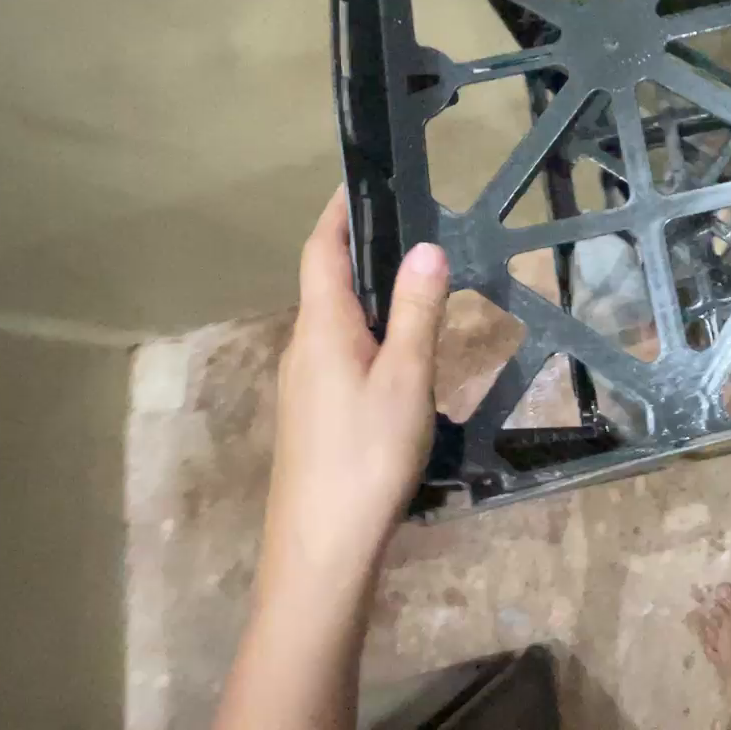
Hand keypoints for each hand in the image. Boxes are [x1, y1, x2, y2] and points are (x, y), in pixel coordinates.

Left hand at [256, 187, 448, 606]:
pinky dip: (369, 327)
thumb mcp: (405, 379)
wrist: (323, 550)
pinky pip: (340, 349)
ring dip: (367, 290)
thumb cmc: (366, 454)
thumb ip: (417, 312)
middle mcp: (304, 348)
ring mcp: (304, 383)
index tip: (360, 181)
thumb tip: (426, 247)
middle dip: (360, 247)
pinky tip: (403, 347)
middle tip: (411, 224)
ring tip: (416, 276)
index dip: (337, 213)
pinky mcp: (314, 412)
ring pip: (336, 319)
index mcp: (322, 330)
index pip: (321, 253)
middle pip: (326, 282)